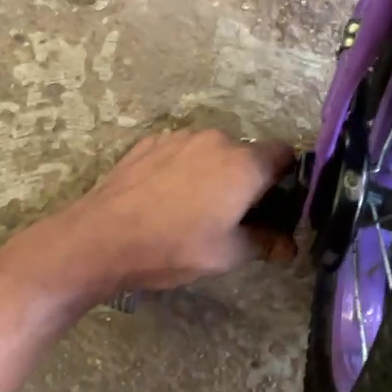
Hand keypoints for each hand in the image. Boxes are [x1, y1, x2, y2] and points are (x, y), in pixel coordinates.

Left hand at [45, 130, 294, 298]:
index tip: (276, 204)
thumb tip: (288, 245)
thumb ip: (264, 243)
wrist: (102, 236)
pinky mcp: (148, 143)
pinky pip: (179, 152)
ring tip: (193, 209)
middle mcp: (215, 140)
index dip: (286, 178)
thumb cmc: (173, 247)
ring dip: (212, 173)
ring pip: (210, 151)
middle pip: (245, 154)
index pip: (284, 154)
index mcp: (243, 164)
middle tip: (234, 216)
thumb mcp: (227, 254)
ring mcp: (178, 137)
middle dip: (246, 180)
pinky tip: (164, 198)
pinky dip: (181, 169)